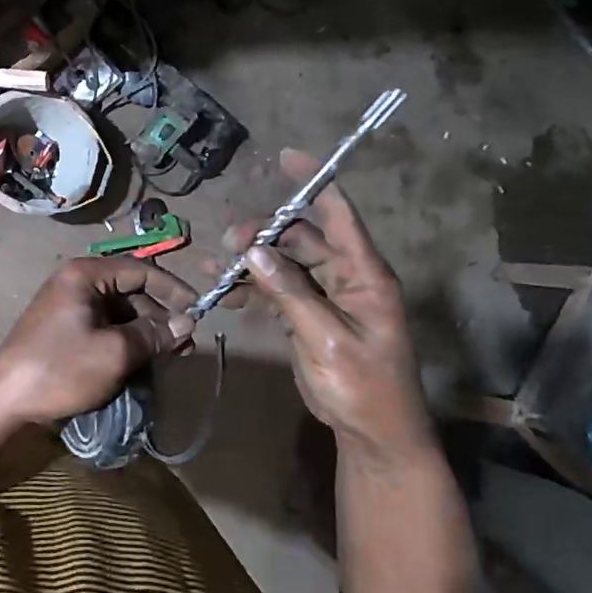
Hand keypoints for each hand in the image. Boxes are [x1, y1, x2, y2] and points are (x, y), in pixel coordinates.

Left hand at [0, 257, 197, 425]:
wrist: (0, 401)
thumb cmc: (59, 369)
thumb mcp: (114, 353)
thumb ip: (154, 334)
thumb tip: (188, 323)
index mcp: (85, 274)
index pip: (141, 270)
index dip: (173, 290)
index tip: (198, 310)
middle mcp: (77, 281)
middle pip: (131, 291)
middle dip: (160, 317)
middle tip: (183, 344)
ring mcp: (69, 305)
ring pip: (120, 312)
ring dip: (144, 332)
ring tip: (167, 357)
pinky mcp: (64, 328)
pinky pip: (104, 326)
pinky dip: (124, 342)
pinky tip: (140, 363)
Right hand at [216, 149, 431, 463]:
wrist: (373, 435)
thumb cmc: (364, 386)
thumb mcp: (328, 339)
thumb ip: (291, 293)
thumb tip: (253, 250)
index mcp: (364, 273)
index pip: (340, 214)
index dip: (316, 182)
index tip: (286, 157)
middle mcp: (345, 276)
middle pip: (303, 237)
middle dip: (267, 232)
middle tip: (230, 237)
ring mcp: (325, 297)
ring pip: (285, 263)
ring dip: (253, 259)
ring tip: (218, 260)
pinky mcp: (308, 317)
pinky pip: (277, 291)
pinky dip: (252, 287)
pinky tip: (222, 287)